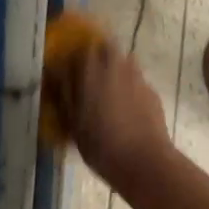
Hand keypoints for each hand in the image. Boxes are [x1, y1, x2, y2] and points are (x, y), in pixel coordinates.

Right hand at [63, 39, 170, 186]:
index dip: (76, 57)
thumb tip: (57, 75)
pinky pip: (137, 81)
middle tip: (91, 77)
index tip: (71, 70)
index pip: (80, 48)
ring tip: (110, 94)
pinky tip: (128, 109)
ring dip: (116, 70)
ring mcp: (137, 76)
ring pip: (124, 62)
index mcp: (92, 69)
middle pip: (106, 48)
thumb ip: (64, 95)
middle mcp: (115, 64)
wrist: (144, 161)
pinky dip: (131, 88)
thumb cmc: (101, 144)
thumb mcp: (73, 123)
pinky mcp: (151, 91)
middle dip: (99, 56)